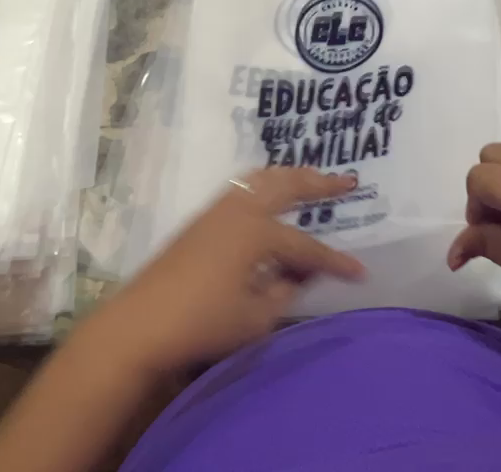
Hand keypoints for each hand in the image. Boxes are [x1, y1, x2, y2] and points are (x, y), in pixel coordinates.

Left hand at [75, 167, 364, 375]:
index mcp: (257, 233)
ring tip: (311, 178)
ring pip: (261, 179)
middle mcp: (239, 211)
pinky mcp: (201, 219)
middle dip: (319, 183)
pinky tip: (270, 194)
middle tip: (348, 181)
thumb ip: (283, 293)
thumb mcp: (254, 318)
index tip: (360, 272)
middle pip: (286, 186)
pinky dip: (265, 183)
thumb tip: (298, 276)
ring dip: (289, 177)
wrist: (140, 324)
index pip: (306, 246)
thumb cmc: (202, 323)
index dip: (335, 262)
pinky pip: (243, 187)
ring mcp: (217, 211)